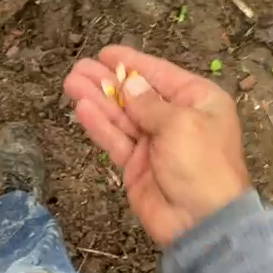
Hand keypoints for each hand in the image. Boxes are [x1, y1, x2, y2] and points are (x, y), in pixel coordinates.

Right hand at [63, 46, 251, 246]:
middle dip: (106, 81)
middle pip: (134, 95)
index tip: (104, 53)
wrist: (200, 220)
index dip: (131, 63)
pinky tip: (82, 110)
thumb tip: (129, 82)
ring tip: (71, 84)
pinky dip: (99, 126)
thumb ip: (149, 103)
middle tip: (76, 69)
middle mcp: (174, 119)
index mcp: (196, 100)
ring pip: (120, 117)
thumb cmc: (202, 165)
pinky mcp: (136, 167)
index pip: (159, 75)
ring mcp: (153, 144)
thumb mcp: (180, 123)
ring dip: (96, 100)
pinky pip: (115, 141)